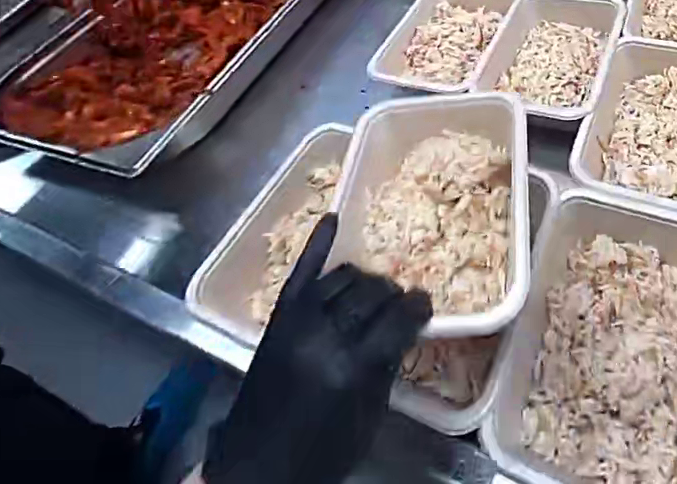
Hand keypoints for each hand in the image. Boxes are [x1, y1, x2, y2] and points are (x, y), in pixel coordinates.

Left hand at [204, 214, 430, 483]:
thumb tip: (407, 322)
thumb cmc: (320, 454)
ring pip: (345, 277)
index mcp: (352, 365)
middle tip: (398, 303)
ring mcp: (296, 324)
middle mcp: (325, 335)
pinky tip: (332, 219)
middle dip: (392, 295)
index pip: (399, 316)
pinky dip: (316, 246)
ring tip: (372, 294)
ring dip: (365, 282)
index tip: (425, 305)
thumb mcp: (369, 416)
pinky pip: (300, 274)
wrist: (250, 477)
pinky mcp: (275, 322)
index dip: (418, 307)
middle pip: (373, 291)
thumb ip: (389, 361)